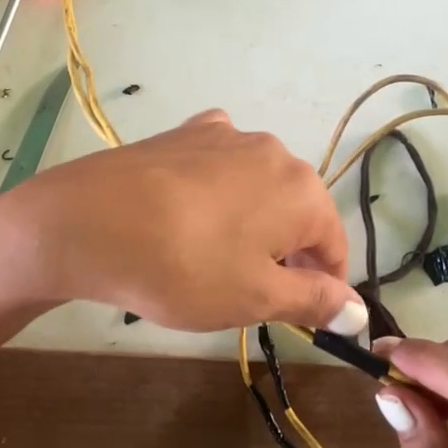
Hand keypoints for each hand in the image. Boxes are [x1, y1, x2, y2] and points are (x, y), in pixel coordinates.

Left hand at [0, 109, 367, 333]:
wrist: (90, 221)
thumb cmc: (184, 268)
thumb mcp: (254, 298)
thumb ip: (314, 300)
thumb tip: (358, 309)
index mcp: (303, 190)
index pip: (333, 246)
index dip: (322, 287)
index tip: (293, 316)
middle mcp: (275, 151)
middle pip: (298, 211)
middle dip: (285, 252)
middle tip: (245, 291)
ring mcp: (228, 134)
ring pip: (259, 186)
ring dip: (252, 220)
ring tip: (211, 255)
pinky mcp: (187, 131)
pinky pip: (221, 163)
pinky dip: (219, 187)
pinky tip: (190, 209)